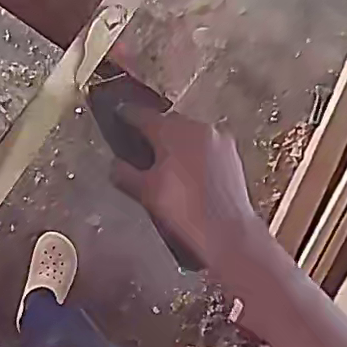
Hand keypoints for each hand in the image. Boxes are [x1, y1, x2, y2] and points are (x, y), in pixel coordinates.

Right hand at [110, 105, 261, 264]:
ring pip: (189, 133)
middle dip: (154, 129)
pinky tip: (184, 171)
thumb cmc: (183, 210)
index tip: (119, 113)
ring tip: (161, 159)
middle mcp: (198, 128)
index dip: (127, 114)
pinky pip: (204, 145)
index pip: (143, 115)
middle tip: (138, 141)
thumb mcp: (144, 193)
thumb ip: (124, 174)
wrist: (228, 233)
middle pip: (169, 122)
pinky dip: (191, 152)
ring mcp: (218, 141)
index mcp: (173, 131)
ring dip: (174, 141)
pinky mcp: (231, 156)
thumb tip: (115, 165)